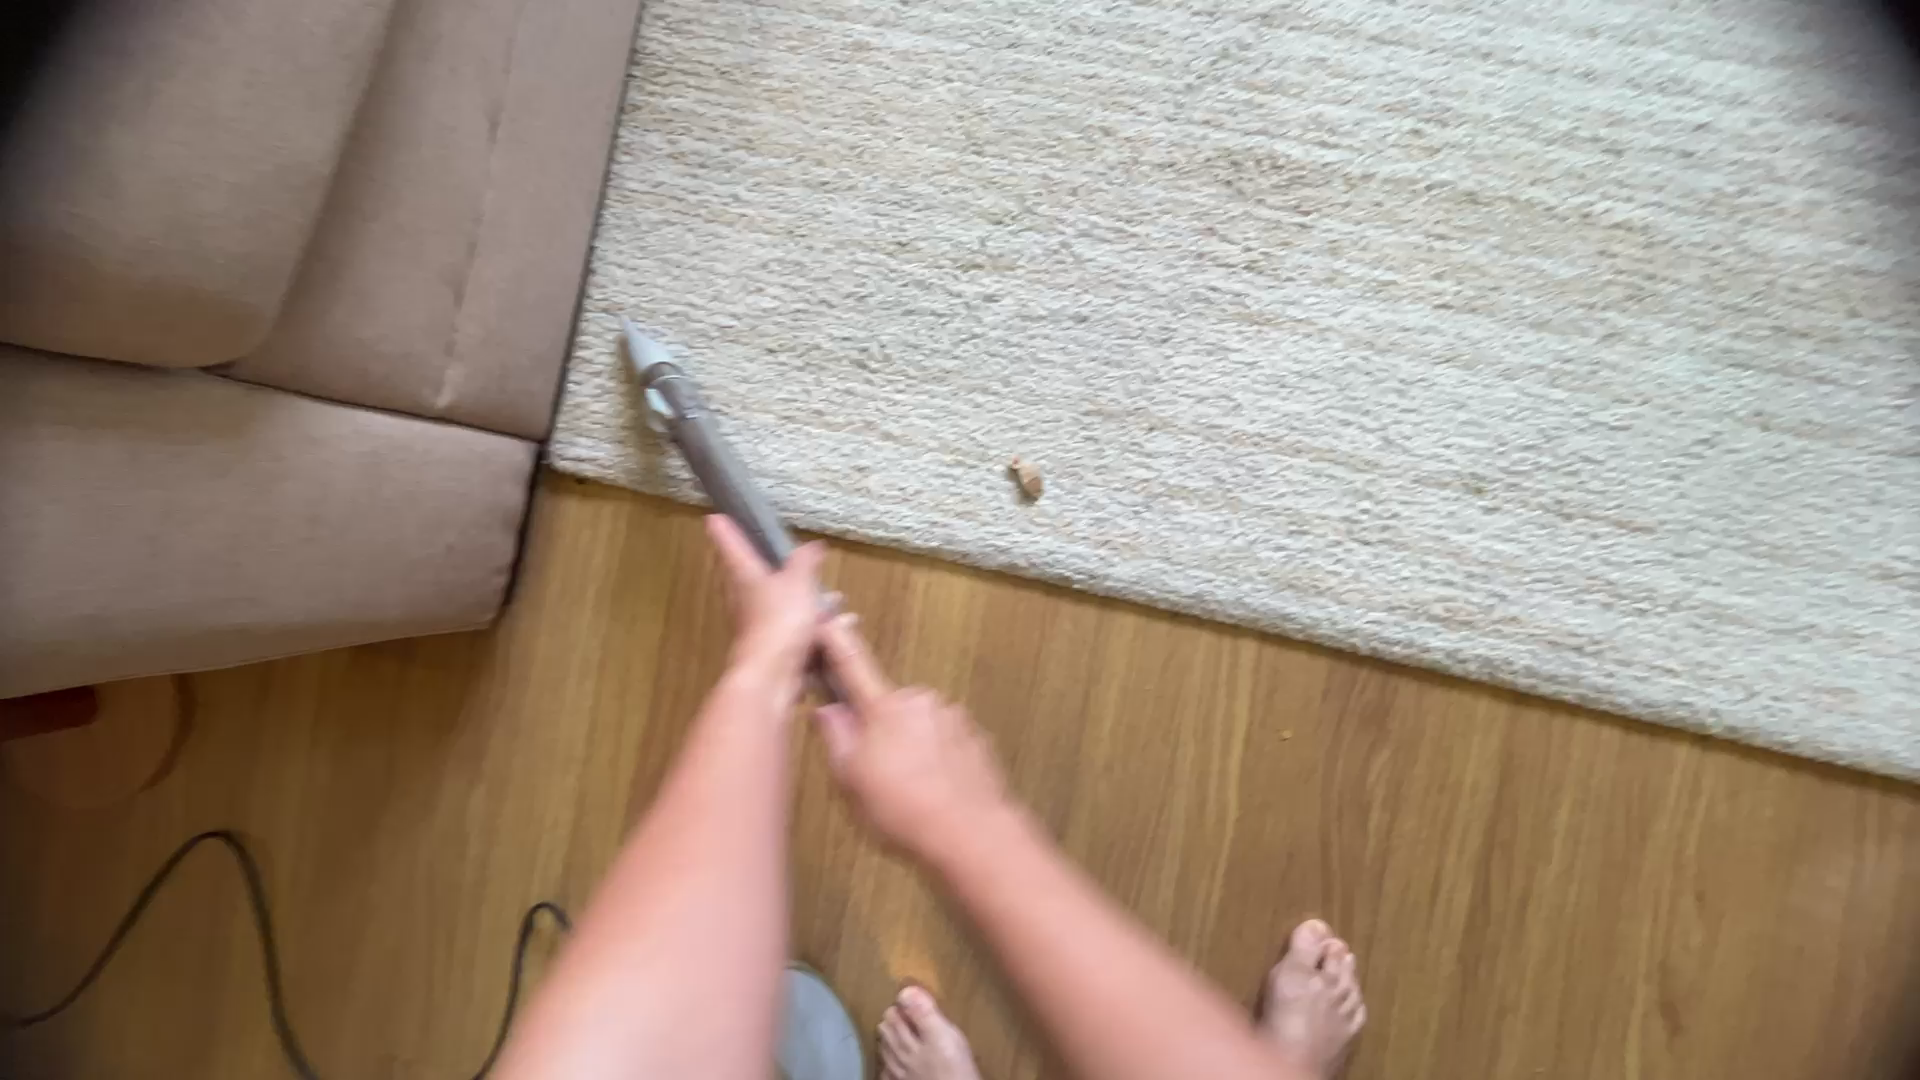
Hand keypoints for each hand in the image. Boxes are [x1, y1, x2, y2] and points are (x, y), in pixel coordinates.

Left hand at [705, 515, 829, 683]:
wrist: (772, 675)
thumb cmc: (779, 621)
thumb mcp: (799, 582)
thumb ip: (806, 561)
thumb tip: (812, 545)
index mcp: (744, 574)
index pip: (729, 544)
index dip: (724, 528)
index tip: (715, 515)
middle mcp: (744, 597)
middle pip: (754, 574)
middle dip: (777, 566)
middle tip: (795, 557)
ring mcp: (756, 622)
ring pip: (780, 601)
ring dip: (806, 598)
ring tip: (835, 598)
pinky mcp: (771, 644)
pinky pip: (794, 626)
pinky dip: (814, 622)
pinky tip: (839, 624)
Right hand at [813, 615, 1013, 859]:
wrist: (972, 834)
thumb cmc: (904, 810)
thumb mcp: (850, 780)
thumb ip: (835, 737)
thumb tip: (827, 710)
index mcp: (885, 707)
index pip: (854, 664)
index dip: (837, 641)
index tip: (827, 620)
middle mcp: (921, 701)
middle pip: (888, 707)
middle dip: (880, 731)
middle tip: (876, 774)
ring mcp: (953, 718)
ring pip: (918, 727)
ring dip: (911, 749)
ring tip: (910, 791)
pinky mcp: (975, 738)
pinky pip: (944, 742)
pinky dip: (937, 760)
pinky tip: (935, 790)